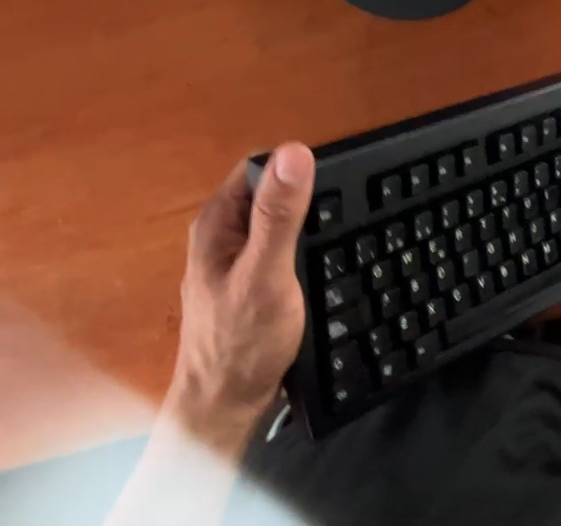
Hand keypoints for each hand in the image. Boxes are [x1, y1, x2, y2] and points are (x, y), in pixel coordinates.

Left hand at [163, 142, 315, 454]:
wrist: (226, 409)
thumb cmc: (242, 344)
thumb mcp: (267, 273)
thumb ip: (280, 215)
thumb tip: (295, 151)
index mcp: (218, 222)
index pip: (260, 167)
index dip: (296, 168)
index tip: (334, 182)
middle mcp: (222, 234)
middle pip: (270, 191)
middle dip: (306, 196)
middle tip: (342, 214)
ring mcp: (234, 258)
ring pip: (277, 219)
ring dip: (306, 222)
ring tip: (338, 235)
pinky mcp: (250, 279)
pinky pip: (279, 244)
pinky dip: (302, 246)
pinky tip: (320, 261)